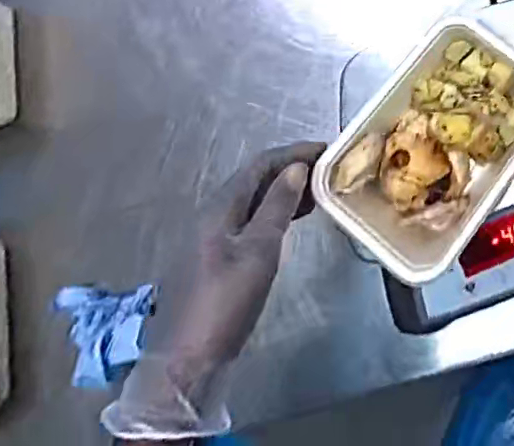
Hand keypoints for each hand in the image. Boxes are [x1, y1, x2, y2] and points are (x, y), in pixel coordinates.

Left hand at [101, 142, 322, 438]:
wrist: (185, 363)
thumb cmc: (225, 301)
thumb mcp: (259, 250)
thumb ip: (277, 206)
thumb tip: (296, 168)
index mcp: (219, 207)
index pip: (260, 164)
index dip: (294, 152)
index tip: (327, 150)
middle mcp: (212, 214)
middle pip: (255, 178)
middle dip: (291, 168)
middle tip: (327, 169)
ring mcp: (211, 236)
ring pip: (253, 198)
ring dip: (284, 190)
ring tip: (318, 191)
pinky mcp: (215, 256)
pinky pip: (250, 217)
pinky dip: (275, 210)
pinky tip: (293, 219)